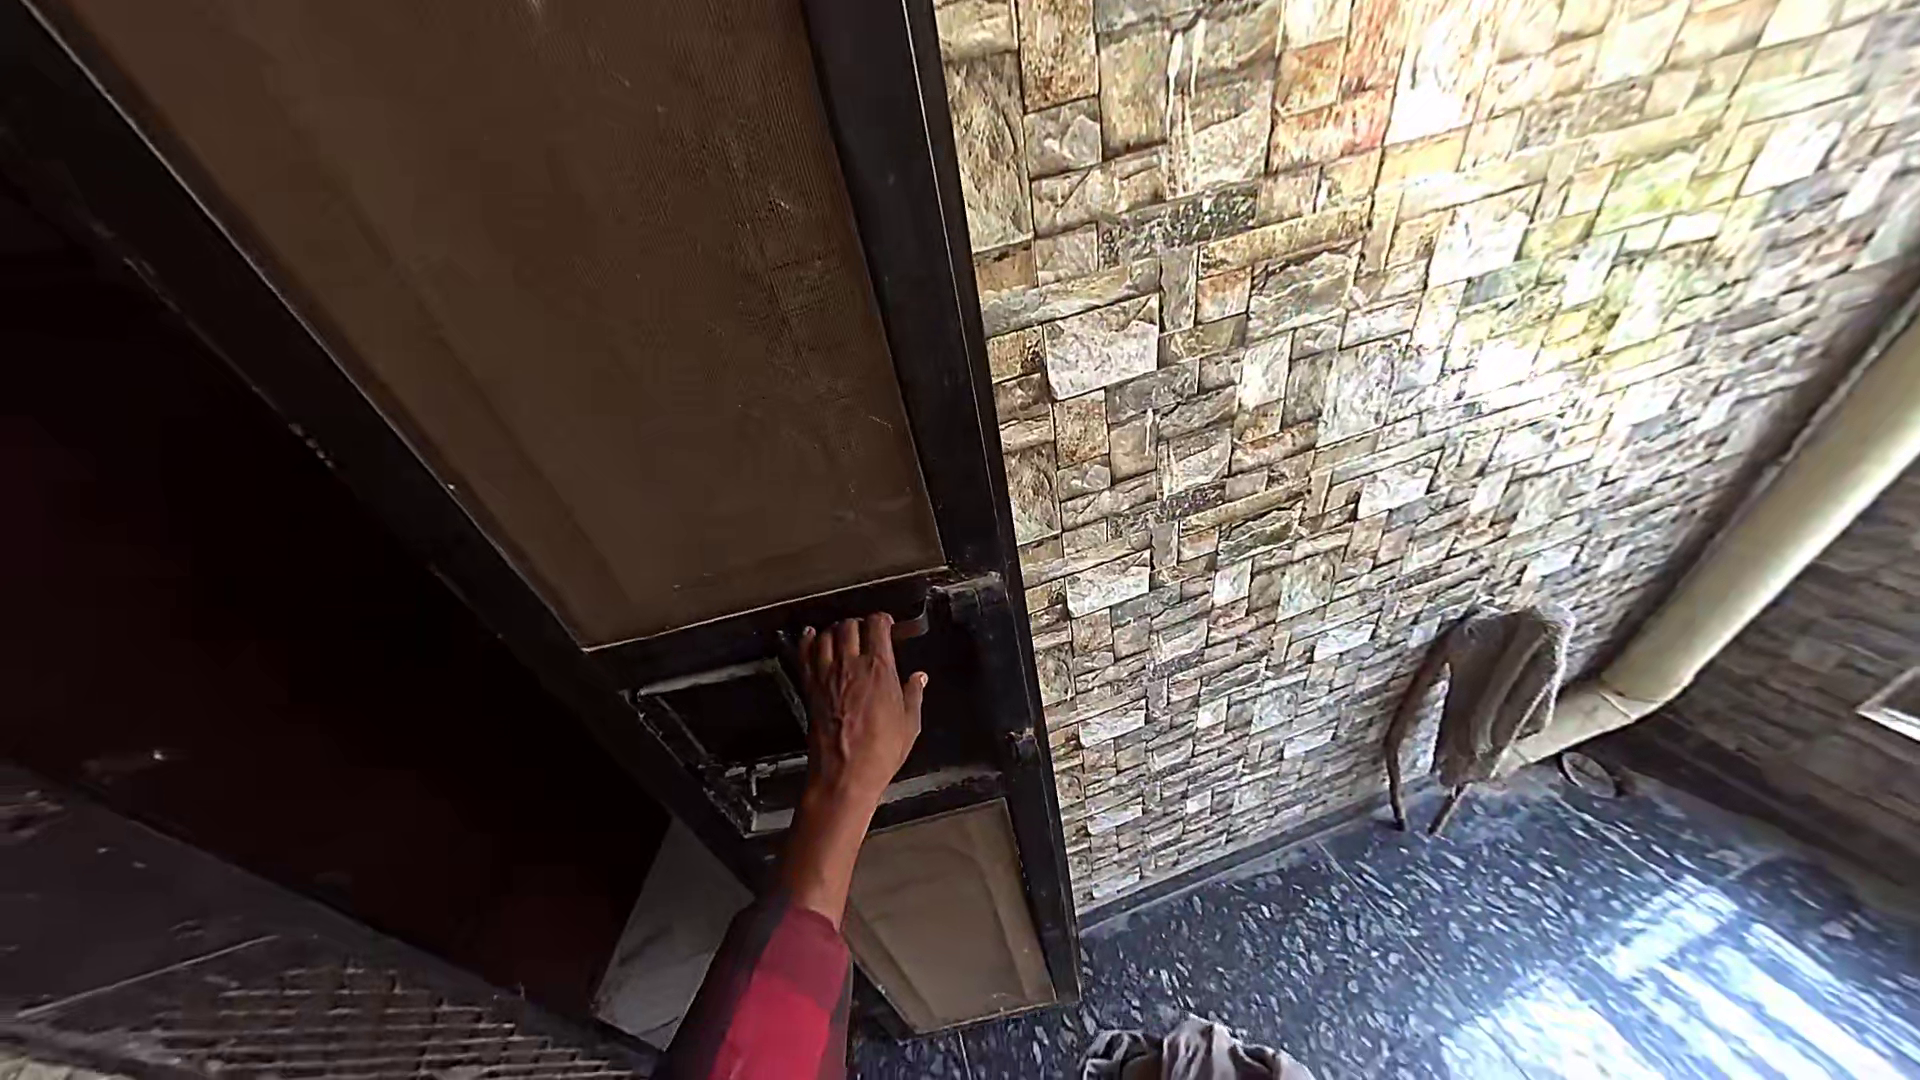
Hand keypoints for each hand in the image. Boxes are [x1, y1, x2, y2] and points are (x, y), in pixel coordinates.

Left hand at [797, 613, 926, 804]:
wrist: (845, 774)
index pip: (877, 625)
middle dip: (859, 623)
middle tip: (865, 630)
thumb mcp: (910, 723)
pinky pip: (805, 654)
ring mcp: (827, 674)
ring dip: (836, 629)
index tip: (887, 624)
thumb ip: (914, 694)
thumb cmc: (881, 751)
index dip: (882, 620)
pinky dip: (808, 640)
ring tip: (843, 634)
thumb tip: (919, 677)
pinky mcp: (810, 687)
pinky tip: (811, 635)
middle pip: (850, 625)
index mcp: (880, 668)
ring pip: (827, 634)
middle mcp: (851, 664)